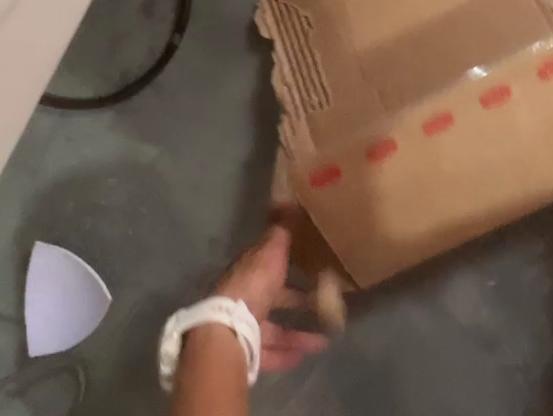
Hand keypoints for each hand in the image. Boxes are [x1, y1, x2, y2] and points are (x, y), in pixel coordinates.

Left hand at [211, 223, 329, 372]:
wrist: (228, 331)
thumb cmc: (252, 286)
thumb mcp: (270, 252)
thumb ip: (280, 231)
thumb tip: (287, 198)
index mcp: (247, 270)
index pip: (267, 262)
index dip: (286, 261)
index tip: (308, 261)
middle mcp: (243, 296)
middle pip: (271, 297)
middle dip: (294, 299)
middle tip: (321, 301)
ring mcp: (243, 326)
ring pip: (273, 328)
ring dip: (296, 332)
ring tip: (324, 338)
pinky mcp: (246, 351)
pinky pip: (271, 351)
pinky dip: (288, 353)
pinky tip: (308, 353)